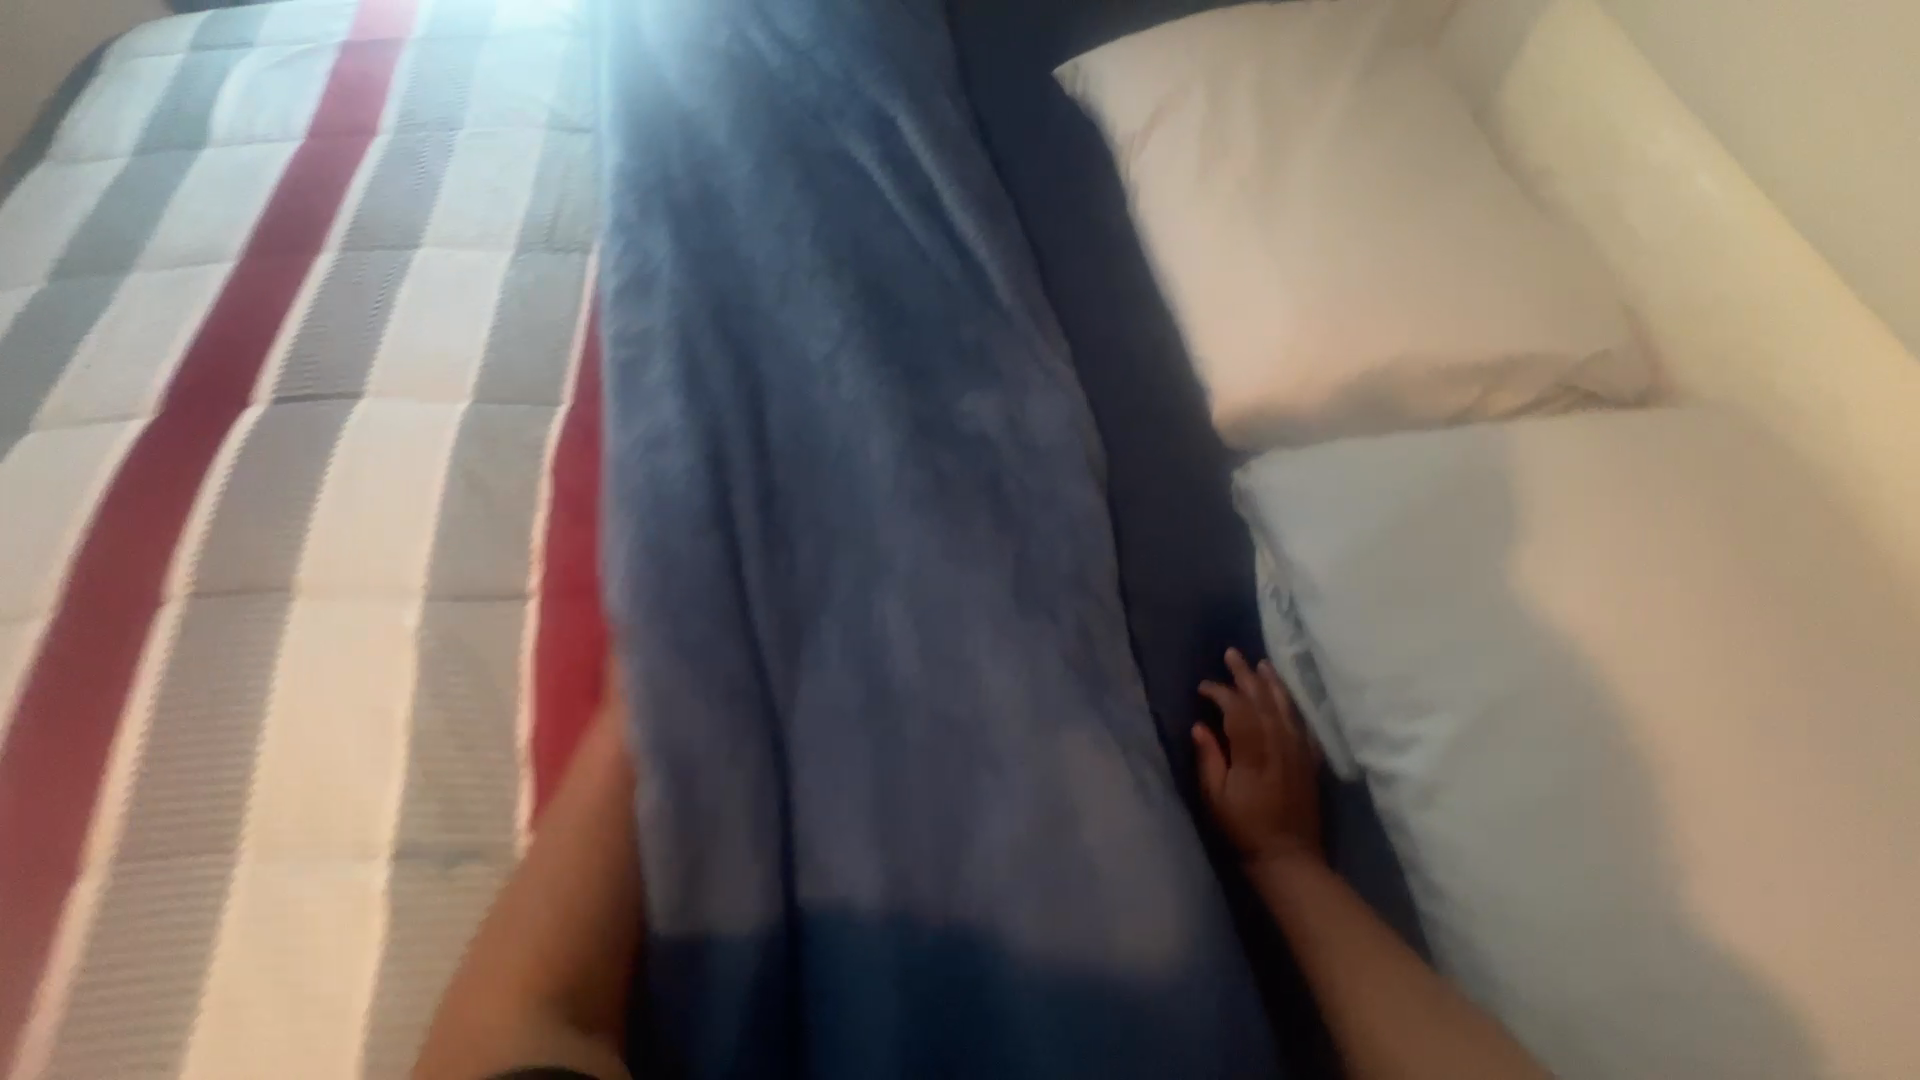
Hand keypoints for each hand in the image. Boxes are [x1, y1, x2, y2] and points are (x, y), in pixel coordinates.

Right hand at [1193, 649, 1323, 867]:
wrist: (1289, 857)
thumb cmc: (1244, 828)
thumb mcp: (1215, 796)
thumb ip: (1209, 758)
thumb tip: (1199, 726)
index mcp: (1254, 751)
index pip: (1237, 708)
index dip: (1220, 692)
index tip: (1203, 687)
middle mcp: (1279, 744)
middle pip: (1263, 699)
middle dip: (1246, 675)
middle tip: (1232, 654)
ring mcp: (1298, 750)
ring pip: (1285, 707)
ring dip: (1271, 683)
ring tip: (1260, 665)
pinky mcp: (1309, 760)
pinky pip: (1300, 723)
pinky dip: (1290, 705)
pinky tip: (1283, 698)